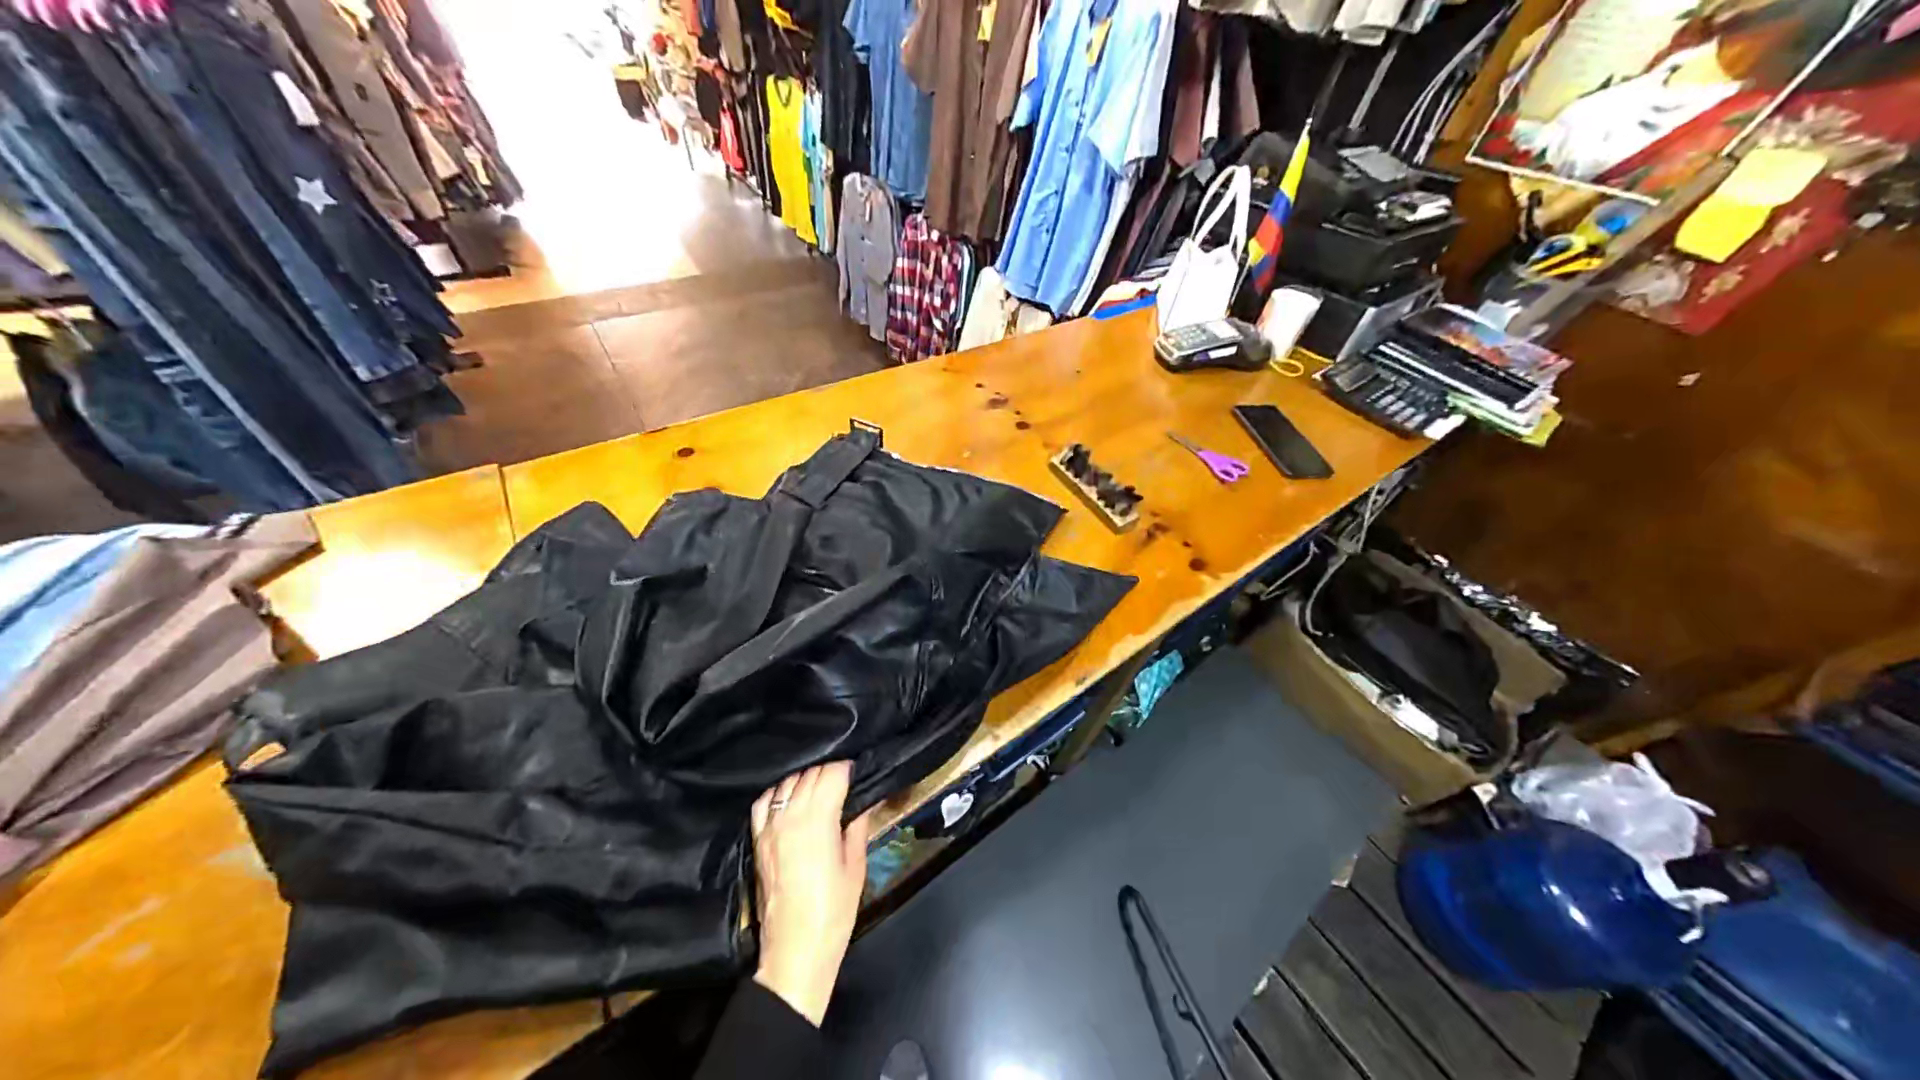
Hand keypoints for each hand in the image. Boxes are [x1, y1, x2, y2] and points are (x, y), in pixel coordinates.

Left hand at [750, 761, 873, 1026]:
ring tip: (822, 788)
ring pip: (788, 783)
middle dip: (829, 771)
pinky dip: (779, 793)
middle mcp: (790, 816)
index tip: (859, 771)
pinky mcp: (757, 841)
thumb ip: (856, 827)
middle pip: (810, 774)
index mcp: (817, 820)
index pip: (832, 774)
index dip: (848, 768)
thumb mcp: (855, 866)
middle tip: (846, 780)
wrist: (796, 950)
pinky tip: (792, 798)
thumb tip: (866, 800)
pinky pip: (764, 802)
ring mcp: (769, 828)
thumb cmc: (834, 911)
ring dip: (806, 779)